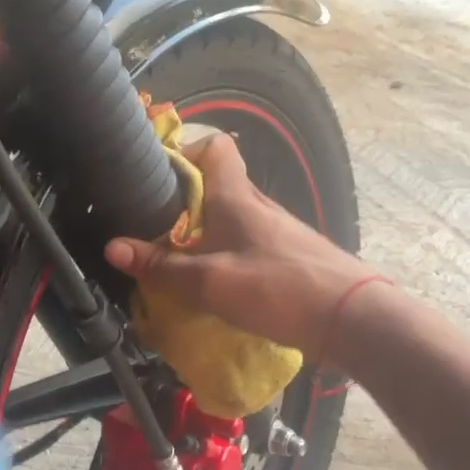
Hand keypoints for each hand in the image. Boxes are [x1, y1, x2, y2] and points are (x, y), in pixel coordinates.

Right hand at [104, 132, 382, 368]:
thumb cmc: (278, 288)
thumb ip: (159, 265)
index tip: (157, 176)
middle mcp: (258, 205)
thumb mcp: (207, 281)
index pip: (216, 147)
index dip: (186, 152)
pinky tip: (217, 282)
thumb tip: (111, 247)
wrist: (357, 322)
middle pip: (217, 185)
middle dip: (183, 201)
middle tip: (153, 226)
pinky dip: (227, 253)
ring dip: (204, 231)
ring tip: (177, 258)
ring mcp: (278, 232)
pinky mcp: (292, 257)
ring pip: (231, 217)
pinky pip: (248, 243)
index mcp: (236, 197)